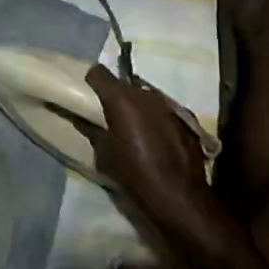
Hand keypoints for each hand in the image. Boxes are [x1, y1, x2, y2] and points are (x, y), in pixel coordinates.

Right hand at [85, 64, 238, 268]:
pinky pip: (163, 110)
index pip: (99, 72)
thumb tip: (83, 119)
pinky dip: (156, 119)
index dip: (92, 81)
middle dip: (116, 97)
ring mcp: (168, 104)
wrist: (179, 196)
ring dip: (138, 107)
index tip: (89, 94)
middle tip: (110, 117)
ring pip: (146, 96)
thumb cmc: (134, 175)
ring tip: (134, 129)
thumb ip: (92, 130)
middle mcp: (146, 94)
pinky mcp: (185, 118)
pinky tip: (156, 139)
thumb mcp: (105, 155)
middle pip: (125, 85)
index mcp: (122, 99)